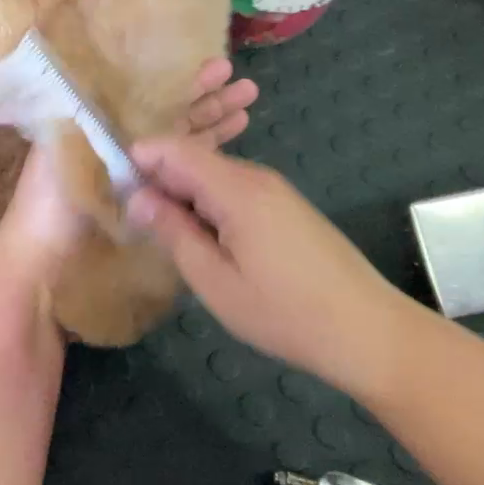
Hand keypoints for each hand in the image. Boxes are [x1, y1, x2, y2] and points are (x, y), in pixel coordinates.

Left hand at [0, 58, 257, 283]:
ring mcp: (131, 176)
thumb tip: (119, 77)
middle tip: (247, 87)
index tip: (217, 68)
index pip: (146, 98)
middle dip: (206, 101)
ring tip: (249, 103)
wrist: (41, 259)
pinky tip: (231, 142)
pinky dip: (203, 157)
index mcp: (95, 127)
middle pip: (168, 120)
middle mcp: (116, 146)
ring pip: (179, 143)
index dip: (181, 84)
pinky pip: (178, 173)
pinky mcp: (143, 202)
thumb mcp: (62, 147)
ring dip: (212, 123)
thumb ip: (90, 117)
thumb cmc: (47, 202)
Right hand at [123, 136, 416, 391]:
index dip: (136, 160)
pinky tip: (202, 242)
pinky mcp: (285, 208)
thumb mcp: (214, 280)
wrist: (372, 334)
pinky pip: (232, 192)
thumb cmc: (287, 313)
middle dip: (156, 181)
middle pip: (191, 160)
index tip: (111, 189)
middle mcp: (256, 178)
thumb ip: (172, 232)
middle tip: (131, 220)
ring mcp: (275, 191)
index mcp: (236, 189)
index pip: (172, 150)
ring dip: (181, 197)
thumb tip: (136, 197)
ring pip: (211, 177)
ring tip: (162, 235)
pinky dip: (207, 207)